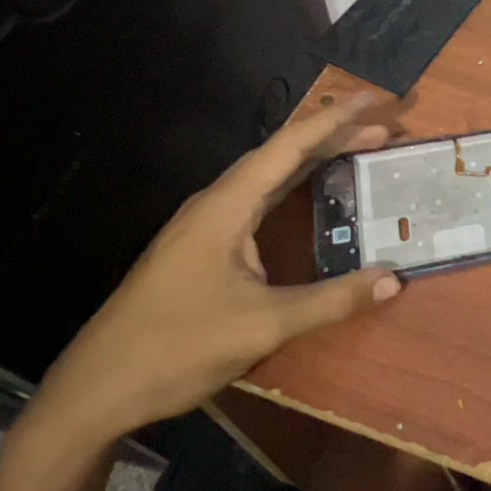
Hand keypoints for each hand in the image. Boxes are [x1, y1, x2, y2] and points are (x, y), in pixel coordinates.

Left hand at [28, 94, 401, 441]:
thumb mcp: (263, 325)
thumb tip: (395, 278)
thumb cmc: (176, 348)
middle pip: (279, 155)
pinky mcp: (200, 248)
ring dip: (311, 161)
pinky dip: (291, 187)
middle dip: (331, 137)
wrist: (96, 391)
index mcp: (226, 207)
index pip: (288, 148)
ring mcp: (204, 226)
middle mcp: (214, 205)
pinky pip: (255, 200)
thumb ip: (331, 300)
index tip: (373, 99)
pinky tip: (306, 196)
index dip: (334, 120)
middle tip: (381, 131)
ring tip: (354, 151)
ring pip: (265, 177)